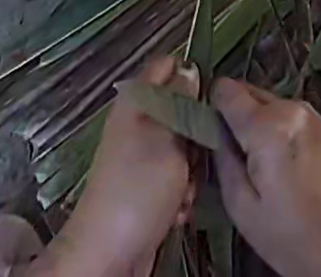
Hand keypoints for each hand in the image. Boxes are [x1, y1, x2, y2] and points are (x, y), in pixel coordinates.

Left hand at [33, 56, 198, 276]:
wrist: (108, 255)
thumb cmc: (139, 188)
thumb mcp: (167, 138)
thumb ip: (181, 100)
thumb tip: (190, 68)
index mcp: (137, 99)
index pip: (167, 65)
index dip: (190, 74)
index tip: (212, 97)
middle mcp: (138, 120)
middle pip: (181, 107)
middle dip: (197, 130)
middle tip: (197, 152)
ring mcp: (141, 153)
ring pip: (183, 144)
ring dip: (191, 167)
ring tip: (185, 188)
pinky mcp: (146, 184)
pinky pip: (176, 174)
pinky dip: (181, 190)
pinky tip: (178, 208)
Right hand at [210, 79, 320, 276]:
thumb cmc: (289, 236)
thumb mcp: (240, 205)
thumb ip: (221, 156)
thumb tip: (212, 126)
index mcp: (267, 127)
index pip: (225, 90)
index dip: (213, 106)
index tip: (211, 130)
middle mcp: (288, 108)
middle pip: (245, 90)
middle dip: (234, 114)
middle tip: (234, 151)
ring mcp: (307, 111)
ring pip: (263, 99)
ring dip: (254, 119)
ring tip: (257, 158)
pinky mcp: (318, 119)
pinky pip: (281, 109)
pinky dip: (272, 123)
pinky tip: (277, 156)